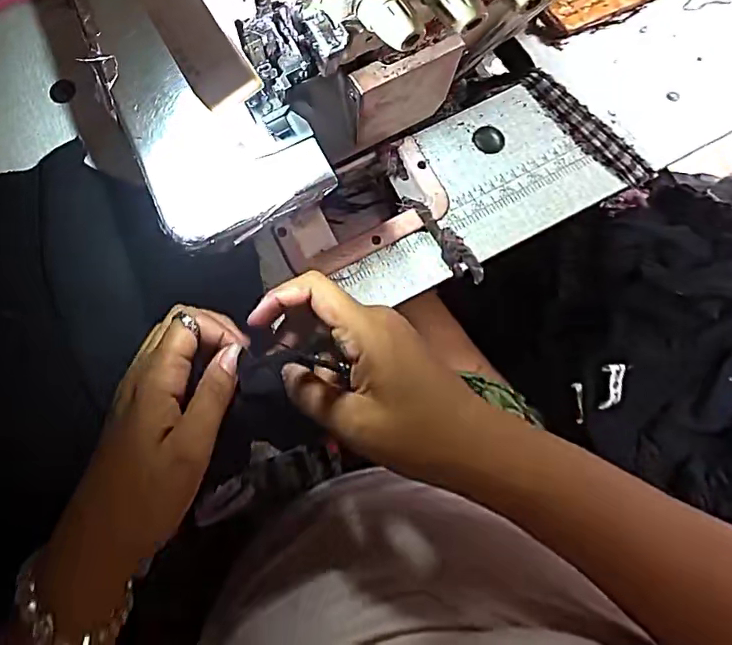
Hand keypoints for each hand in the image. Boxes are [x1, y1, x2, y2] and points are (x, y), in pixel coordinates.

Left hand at [36, 306, 245, 638]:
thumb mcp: (192, 447)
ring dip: (202, 346)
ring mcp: (133, 388)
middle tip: (240, 360)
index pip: (187, 320)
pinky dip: (190, 363)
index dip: (221, 328)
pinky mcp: (135, 405)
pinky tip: (207, 391)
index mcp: (153, 376)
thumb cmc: (149, 496)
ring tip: (230, 373)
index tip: (246, 358)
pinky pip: (164, 364)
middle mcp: (139, 372)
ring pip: (169, 342)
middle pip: (176, 324)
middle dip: (213, 330)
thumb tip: (235, 351)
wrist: (99, 539)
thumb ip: (214, 393)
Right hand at [248, 271, 509, 480]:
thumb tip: (287, 372)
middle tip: (270, 362)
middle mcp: (376, 317)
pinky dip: (331, 353)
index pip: (312, 286)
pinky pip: (353, 337)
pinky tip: (325, 385)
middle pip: (321, 303)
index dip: (278, 297)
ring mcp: (388, 330)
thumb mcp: (353, 422)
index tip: (256, 326)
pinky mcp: (394, 345)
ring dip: (309, 344)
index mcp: (365, 326)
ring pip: (335, 322)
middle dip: (289, 326)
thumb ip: (311, 392)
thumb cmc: (416, 434)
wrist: (475, 445)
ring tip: (295, 379)